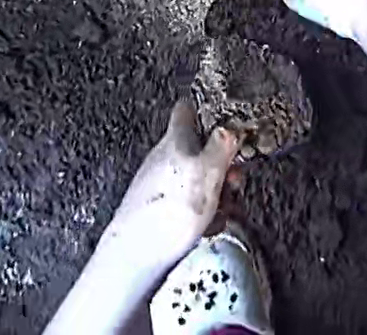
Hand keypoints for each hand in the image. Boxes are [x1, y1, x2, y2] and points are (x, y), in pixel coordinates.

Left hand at [98, 100, 240, 265]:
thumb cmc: (169, 210)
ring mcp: (159, 183)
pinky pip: (185, 203)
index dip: (205, 111)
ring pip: (195, 178)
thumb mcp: (208, 171)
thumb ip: (221, 147)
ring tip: (222, 211)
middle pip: (198, 149)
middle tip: (232, 182)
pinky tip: (206, 229)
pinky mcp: (156, 209)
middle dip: (220, 166)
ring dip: (214, 193)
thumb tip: (229, 129)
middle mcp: (165, 156)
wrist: (134, 256)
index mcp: (176, 139)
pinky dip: (200, 214)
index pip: (186, 109)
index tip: (223, 122)